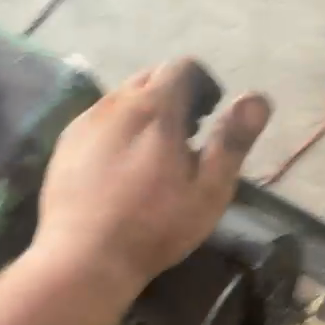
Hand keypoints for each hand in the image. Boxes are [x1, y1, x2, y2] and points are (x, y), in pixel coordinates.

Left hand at [35, 59, 271, 290]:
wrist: (85, 257)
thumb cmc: (155, 226)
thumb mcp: (208, 190)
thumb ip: (232, 141)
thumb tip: (259, 98)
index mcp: (155, 108)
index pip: (184, 67)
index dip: (204, 85)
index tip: (210, 116)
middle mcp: (116, 102)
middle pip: (151, 78)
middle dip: (174, 97)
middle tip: (188, 138)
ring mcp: (85, 122)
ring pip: (122, 99)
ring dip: (144, 115)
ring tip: (155, 157)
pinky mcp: (65, 145)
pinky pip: (99, 122)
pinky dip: (118, 132)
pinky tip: (122, 171)